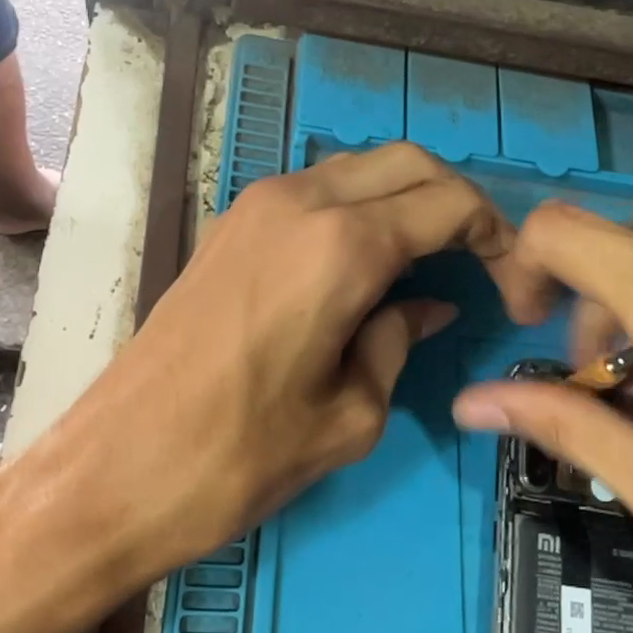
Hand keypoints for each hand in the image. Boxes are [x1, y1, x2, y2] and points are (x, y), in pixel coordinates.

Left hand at [69, 143, 533, 560]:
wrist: (115, 469)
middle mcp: (299, 201)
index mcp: (342, 245)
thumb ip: (399, 343)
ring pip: (358, 171)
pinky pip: (314, 194)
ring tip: (432, 264)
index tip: (516, 285)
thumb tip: (431, 306)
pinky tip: (368, 268)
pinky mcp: (227, 227)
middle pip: (406, 164)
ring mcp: (254, 206)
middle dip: (457, 202)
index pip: (449, 203)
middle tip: (483, 263)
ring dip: (405, 201)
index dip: (497, 236)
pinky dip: (358, 211)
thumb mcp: (350, 415)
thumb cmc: (241, 457)